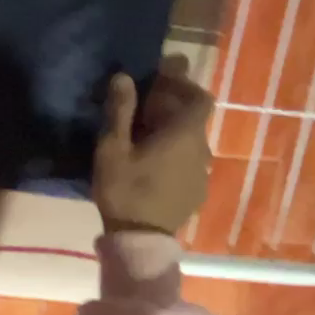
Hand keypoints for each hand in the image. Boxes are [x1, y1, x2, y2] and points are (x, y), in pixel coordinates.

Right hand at [93, 55, 212, 236]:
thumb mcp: (112, 149)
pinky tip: (152, 162)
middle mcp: (200, 148)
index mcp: (183, 134)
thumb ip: (120, 112)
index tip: (161, 75)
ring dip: (172, 130)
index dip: (183, 83)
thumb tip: (124, 76)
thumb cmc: (125, 189)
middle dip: (172, 105)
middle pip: (193, 118)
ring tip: (144, 134)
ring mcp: (201, 171)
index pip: (198, 97)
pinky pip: (187, 160)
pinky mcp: (195, 189)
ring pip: (190, 140)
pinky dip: (173, 151)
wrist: (141, 238)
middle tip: (144, 103)